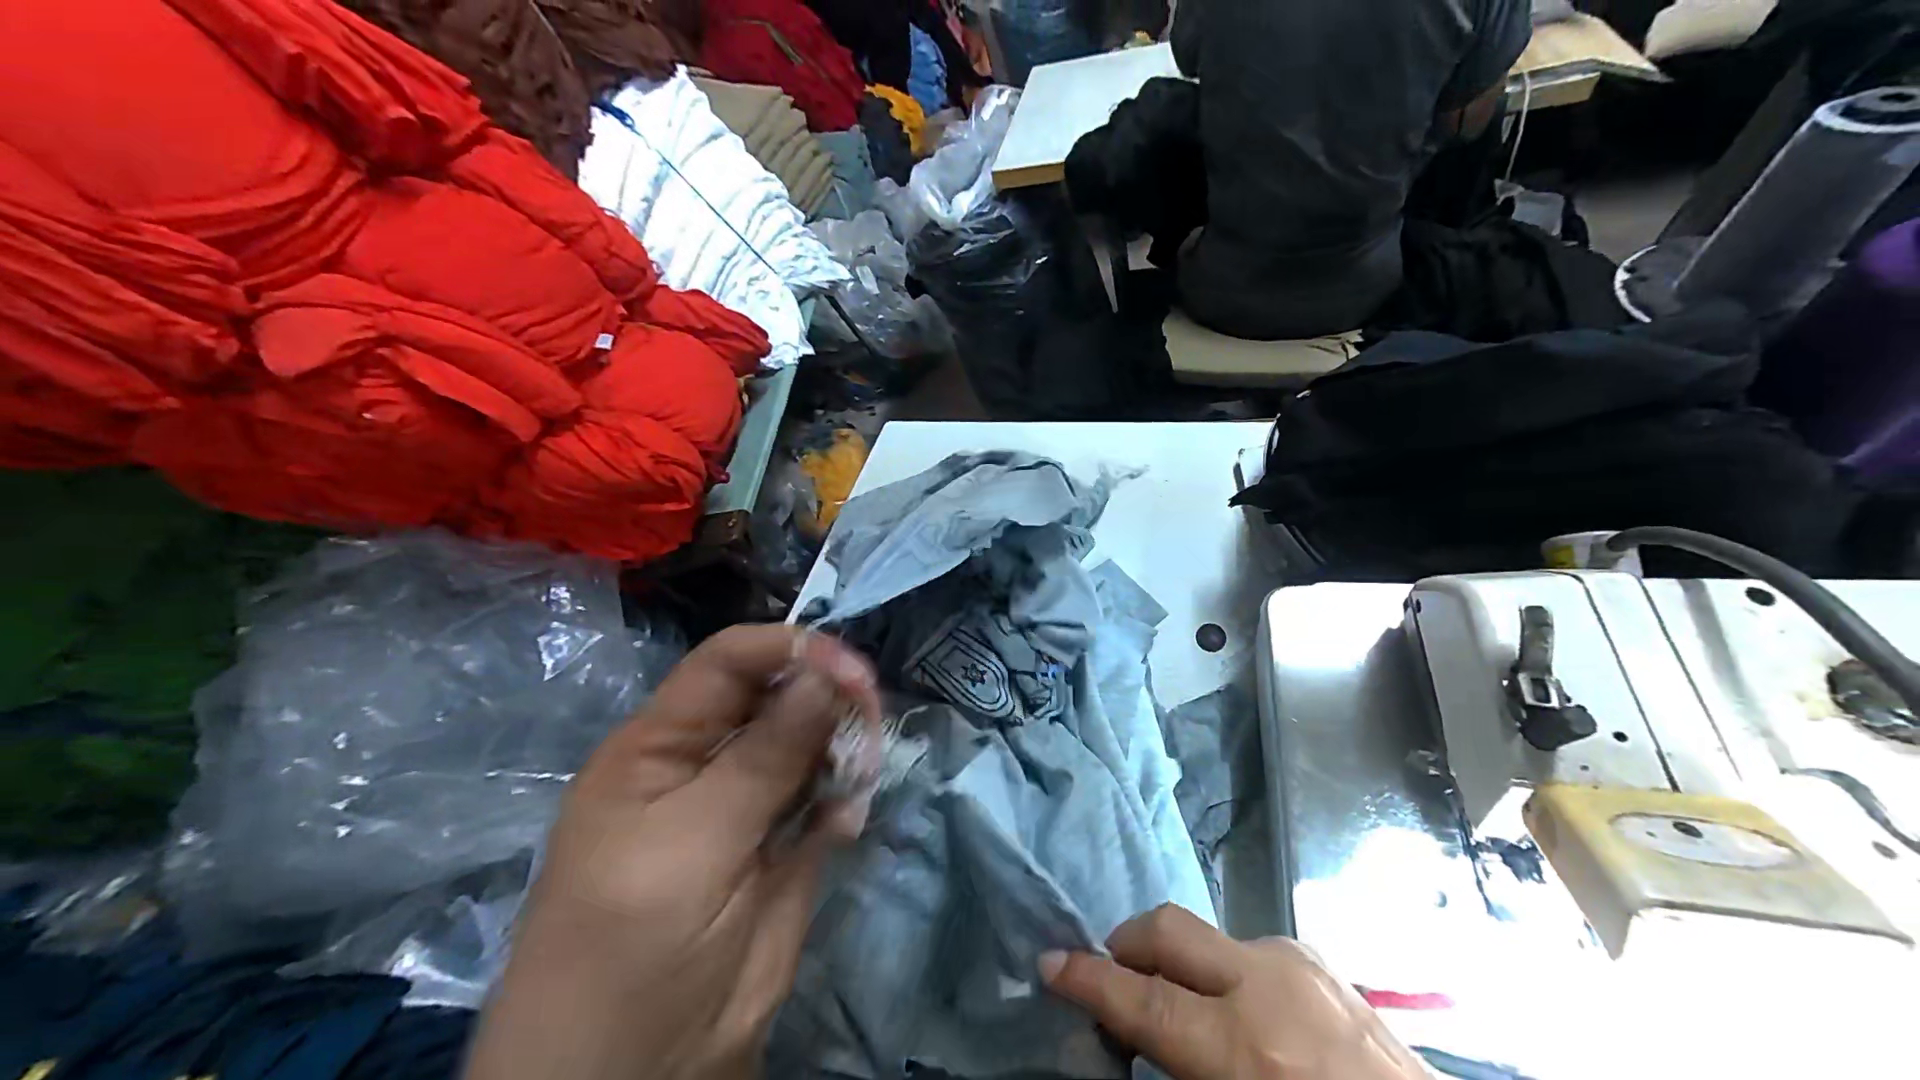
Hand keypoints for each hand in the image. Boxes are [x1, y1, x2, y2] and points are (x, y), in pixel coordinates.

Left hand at [465, 625, 882, 1079]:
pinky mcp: (782, 844)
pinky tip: (848, 820)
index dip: (789, 649)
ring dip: (845, 747)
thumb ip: (765, 756)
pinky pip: (825, 796)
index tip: (851, 669)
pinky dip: (845, 797)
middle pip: (780, 695)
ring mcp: (748, 803)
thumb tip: (825, 672)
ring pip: (810, 744)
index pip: (727, 662)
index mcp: (661, 743)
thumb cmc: (631, 945)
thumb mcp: (693, 841)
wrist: (636, 1078)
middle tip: (871, 722)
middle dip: (829, 697)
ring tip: (862, 774)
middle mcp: (707, 761)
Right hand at [1039, 905, 1427, 1079]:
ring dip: (1177, 963)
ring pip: (1204, 936)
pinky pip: (1245, 949)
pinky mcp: (1319, 958)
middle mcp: (1268, 986)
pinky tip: (1243, 1012)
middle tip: (1111, 975)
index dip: (1089, 980)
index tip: (1050, 965)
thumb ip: (1178, 1067)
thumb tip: (1129, 1039)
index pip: (1143, 1000)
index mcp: (1246, 1049)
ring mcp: (1298, 963)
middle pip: (1166, 930)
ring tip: (1182, 1008)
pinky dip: (1222, 971)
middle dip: (1124, 943)